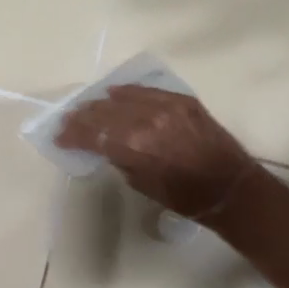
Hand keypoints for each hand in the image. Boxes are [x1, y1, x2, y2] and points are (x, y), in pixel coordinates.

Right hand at [56, 85, 256, 218]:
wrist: (229, 187)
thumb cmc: (182, 196)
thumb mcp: (141, 183)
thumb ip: (120, 159)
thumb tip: (106, 147)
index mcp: (133, 146)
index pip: (92, 133)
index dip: (72, 135)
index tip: (60, 138)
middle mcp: (146, 120)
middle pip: (103, 112)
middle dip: (82, 118)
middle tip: (68, 122)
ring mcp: (166, 107)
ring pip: (123, 98)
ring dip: (101, 104)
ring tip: (88, 108)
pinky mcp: (182, 101)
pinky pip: (147, 91)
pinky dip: (128, 93)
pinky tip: (115, 94)